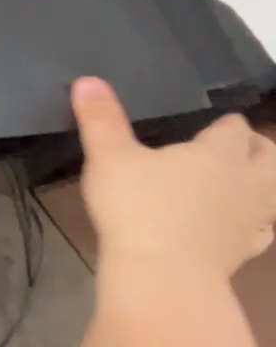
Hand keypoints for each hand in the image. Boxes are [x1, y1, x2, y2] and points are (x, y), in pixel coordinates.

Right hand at [72, 76, 275, 279]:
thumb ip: (101, 118)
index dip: (220, 121)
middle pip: (268, 154)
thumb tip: (89, 79)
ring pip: (275, 188)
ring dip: (265, 179)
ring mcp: (256, 213)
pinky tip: (245, 220)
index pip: (232, 127)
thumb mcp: (107, 156)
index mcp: (219, 153)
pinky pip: (267, 224)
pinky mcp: (250, 243)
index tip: (208, 120)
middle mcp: (250, 178)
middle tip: (233, 144)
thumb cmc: (135, 203)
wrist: (163, 267)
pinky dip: (260, 217)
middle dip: (255, 146)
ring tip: (244, 177)